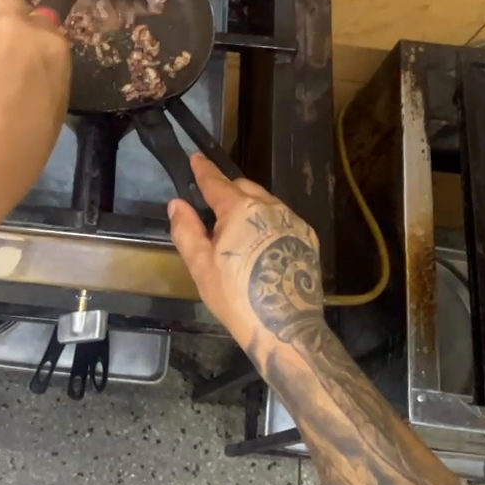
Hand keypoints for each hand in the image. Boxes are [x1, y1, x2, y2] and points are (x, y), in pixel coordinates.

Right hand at [167, 153, 324, 349]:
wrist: (284, 327)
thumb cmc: (235, 296)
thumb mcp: (200, 266)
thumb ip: (187, 230)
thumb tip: (177, 204)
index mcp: (240, 209)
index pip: (217, 182)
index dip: (203, 170)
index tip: (195, 158)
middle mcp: (270, 207)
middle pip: (244, 188)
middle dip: (226, 188)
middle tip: (210, 201)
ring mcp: (293, 221)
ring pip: (265, 202)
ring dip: (247, 206)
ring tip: (234, 226)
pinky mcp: (307, 238)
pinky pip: (281, 219)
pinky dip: (265, 221)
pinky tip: (257, 242)